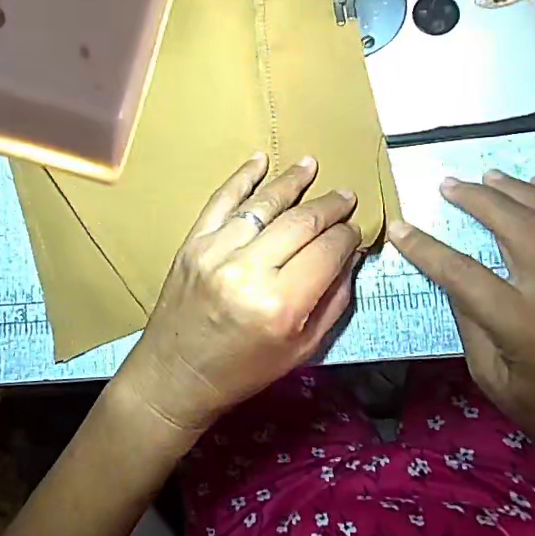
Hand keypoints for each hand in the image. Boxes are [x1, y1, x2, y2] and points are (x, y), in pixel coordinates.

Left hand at [116, 153, 361, 436]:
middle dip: (329, 205)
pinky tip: (260, 161)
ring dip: (290, 181)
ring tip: (310, 164)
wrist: (177, 374)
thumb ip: (332, 299)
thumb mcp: (302, 349)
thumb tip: (350, 253)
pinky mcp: (192, 244)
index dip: (348, 234)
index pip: (327, 250)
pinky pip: (221, 201)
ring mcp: (215, 252)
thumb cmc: (244, 370)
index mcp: (280, 303)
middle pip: (300, 222)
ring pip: (262, 204)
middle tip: (345, 195)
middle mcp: (248, 271)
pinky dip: (241, 178)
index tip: (357, 227)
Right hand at [387, 171, 534, 506]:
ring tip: (489, 176)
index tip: (400, 229)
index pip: (462, 273)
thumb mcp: (492, 379)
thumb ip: (470, 323)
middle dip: (475, 199)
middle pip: (514, 226)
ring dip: (518, 188)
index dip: (425, 249)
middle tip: (448, 185)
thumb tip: (454, 281)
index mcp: (524, 326)